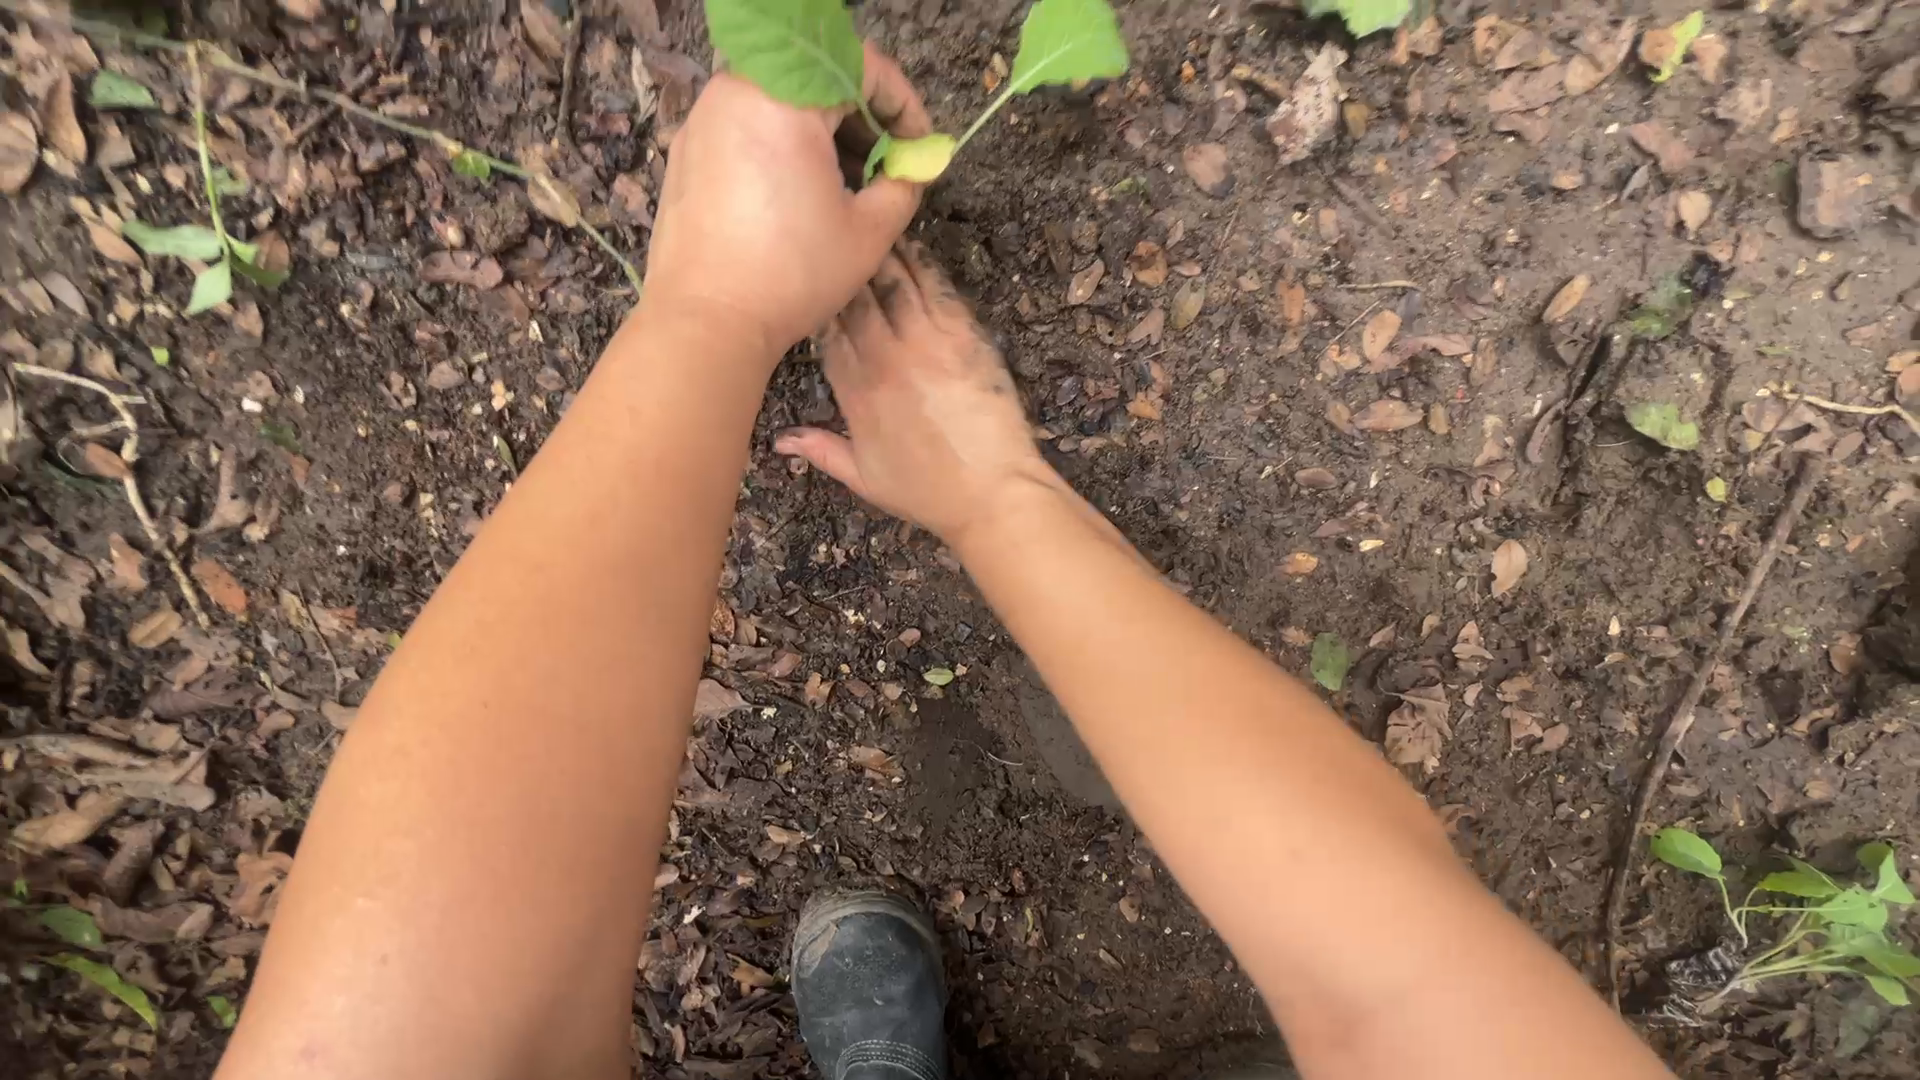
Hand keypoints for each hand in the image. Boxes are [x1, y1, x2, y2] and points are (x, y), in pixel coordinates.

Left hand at [640, 43, 931, 360]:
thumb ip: (904, 187)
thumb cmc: (793, 275)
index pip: (859, 66)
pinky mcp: (688, 153)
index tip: (918, 147)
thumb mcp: (869, 233)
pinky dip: (784, 150)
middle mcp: (737, 91)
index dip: (902, 103)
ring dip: (824, 138)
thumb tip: (915, 169)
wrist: (708, 320)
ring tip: (847, 190)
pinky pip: (748, 130)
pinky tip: (801, 199)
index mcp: (785, 98)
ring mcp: (704, 120)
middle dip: (862, 122)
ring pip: (781, 105)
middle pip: (816, 81)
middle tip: (887, 170)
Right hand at [774, 242, 1063, 543]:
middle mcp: (884, 359)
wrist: (990, 493)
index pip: (827, 333)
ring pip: (892, 281)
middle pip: (853, 298)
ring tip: (867, 226)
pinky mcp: (963, 335)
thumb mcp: (865, 479)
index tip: (812, 284)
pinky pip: (936, 286)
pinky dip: (920, 261)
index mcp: (855, 392)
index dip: (818, 305)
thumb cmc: (928, 493)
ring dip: (878, 253)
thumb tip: (781, 439)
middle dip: (843, 269)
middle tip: (834, 237)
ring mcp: (925, 342)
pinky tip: (909, 241)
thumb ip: (821, 452)